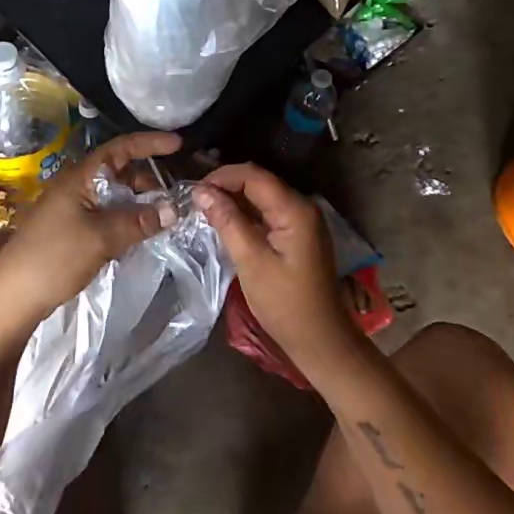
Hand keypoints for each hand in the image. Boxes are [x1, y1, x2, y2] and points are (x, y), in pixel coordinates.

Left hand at [0, 131, 181, 330]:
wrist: (11, 299)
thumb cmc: (54, 258)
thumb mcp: (102, 237)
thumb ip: (140, 221)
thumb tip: (174, 209)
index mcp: (80, 177)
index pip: (120, 148)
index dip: (150, 143)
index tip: (178, 144)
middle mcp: (76, 186)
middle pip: (120, 172)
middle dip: (149, 179)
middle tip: (175, 195)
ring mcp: (72, 208)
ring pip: (115, 195)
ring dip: (139, 202)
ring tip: (164, 216)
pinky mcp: (71, 229)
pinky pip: (107, 214)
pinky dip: (127, 218)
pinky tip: (141, 233)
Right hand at [194, 164, 362, 374]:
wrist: (319, 338)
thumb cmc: (285, 303)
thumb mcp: (251, 262)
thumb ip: (228, 222)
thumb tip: (202, 191)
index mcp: (295, 209)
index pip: (254, 176)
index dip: (222, 177)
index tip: (194, 191)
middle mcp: (302, 206)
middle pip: (259, 182)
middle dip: (226, 186)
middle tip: (195, 201)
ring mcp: (302, 220)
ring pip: (262, 196)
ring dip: (234, 200)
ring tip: (204, 211)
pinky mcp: (297, 234)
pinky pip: (268, 213)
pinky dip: (246, 214)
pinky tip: (226, 223)